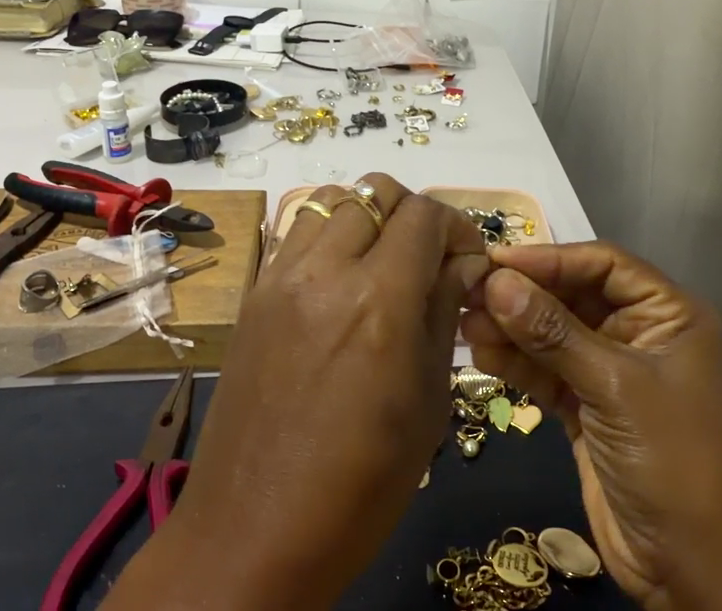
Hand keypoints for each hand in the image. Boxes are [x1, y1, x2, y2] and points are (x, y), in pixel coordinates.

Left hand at [106, 175, 486, 610]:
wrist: (254, 530)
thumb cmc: (363, 483)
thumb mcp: (429, 402)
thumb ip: (445, 314)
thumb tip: (465, 265)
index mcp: (380, 300)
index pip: (426, 215)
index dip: (458, 228)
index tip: (469, 262)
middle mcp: (326, 271)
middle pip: (376, 191)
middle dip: (415, 214)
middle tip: (430, 260)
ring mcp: (280, 279)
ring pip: (330, 201)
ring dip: (368, 217)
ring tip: (384, 264)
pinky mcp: (253, 296)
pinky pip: (296, 234)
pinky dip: (328, 237)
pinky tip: (341, 284)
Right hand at [461, 241, 721, 610]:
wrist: (693, 566)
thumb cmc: (672, 458)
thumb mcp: (615, 386)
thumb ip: (553, 332)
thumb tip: (496, 281)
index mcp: (667, 314)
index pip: (603, 265)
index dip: (550, 258)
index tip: (495, 257)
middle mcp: (640, 334)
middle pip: (574, 296)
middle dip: (524, 293)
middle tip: (468, 288)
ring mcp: (611, 374)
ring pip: (554, 335)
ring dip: (511, 327)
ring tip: (462, 319)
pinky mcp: (586, 410)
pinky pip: (546, 373)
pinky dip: (515, 362)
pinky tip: (479, 350)